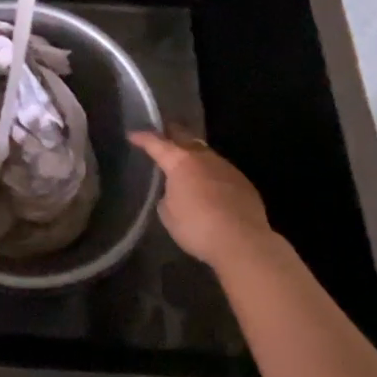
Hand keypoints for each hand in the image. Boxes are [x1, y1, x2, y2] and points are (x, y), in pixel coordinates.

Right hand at [130, 129, 271, 267]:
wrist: (243, 242)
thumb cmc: (197, 227)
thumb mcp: (168, 214)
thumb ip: (168, 195)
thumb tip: (175, 191)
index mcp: (179, 161)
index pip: (156, 143)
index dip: (142, 138)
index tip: (132, 135)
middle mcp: (203, 157)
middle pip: (184, 137)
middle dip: (171, 133)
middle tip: (163, 134)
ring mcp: (226, 167)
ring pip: (205, 153)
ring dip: (194, 155)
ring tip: (187, 163)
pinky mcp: (244, 182)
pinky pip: (221, 171)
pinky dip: (212, 174)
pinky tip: (211, 187)